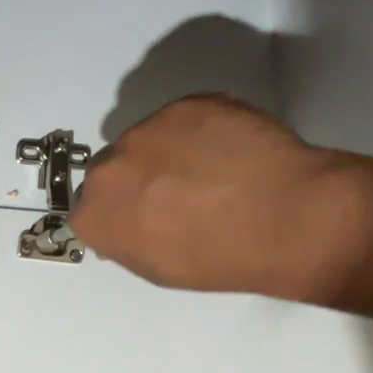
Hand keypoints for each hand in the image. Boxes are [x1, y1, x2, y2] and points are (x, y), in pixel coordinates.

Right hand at [71, 94, 370, 300]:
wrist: (282, 218)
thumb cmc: (216, 258)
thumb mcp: (156, 268)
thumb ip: (126, 239)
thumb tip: (130, 222)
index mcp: (92, 215)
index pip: (90, 209)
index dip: (119, 212)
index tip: (144, 218)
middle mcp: (106, 169)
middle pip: (111, 168)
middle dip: (135, 178)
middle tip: (177, 192)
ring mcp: (144, 131)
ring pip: (146, 139)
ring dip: (167, 151)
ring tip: (211, 169)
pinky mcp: (184, 105)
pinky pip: (182, 117)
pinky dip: (200, 130)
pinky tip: (230, 149)